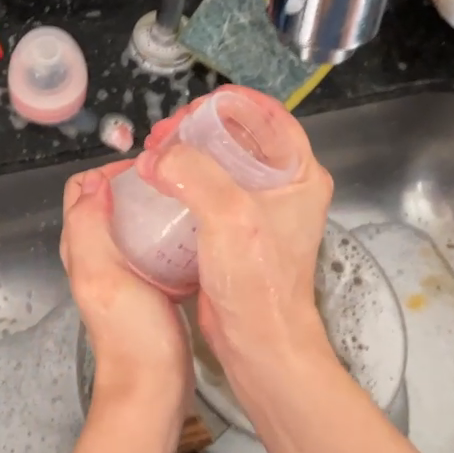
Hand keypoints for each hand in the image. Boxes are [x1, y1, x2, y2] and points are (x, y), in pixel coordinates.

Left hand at [59, 160, 190, 412]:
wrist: (154, 389)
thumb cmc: (130, 333)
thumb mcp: (102, 273)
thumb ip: (90, 227)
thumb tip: (96, 181)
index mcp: (79, 245)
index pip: (82, 188)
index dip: (108, 170)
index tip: (146, 168)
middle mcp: (95, 253)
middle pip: (108, 200)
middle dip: (134, 182)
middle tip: (171, 178)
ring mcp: (123, 270)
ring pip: (133, 221)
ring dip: (152, 206)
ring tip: (184, 198)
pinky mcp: (148, 285)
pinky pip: (155, 246)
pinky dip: (168, 233)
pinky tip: (192, 232)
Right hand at [136, 87, 333, 382]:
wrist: (260, 346)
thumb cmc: (258, 283)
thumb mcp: (229, 216)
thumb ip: (193, 174)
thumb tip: (156, 157)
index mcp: (299, 175)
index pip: (266, 116)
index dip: (226, 106)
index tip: (190, 111)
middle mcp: (282, 186)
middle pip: (236, 135)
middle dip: (196, 127)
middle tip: (164, 135)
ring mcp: (257, 209)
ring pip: (218, 160)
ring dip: (185, 151)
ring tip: (154, 155)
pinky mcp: (234, 230)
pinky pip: (205, 188)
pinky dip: (181, 178)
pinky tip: (157, 182)